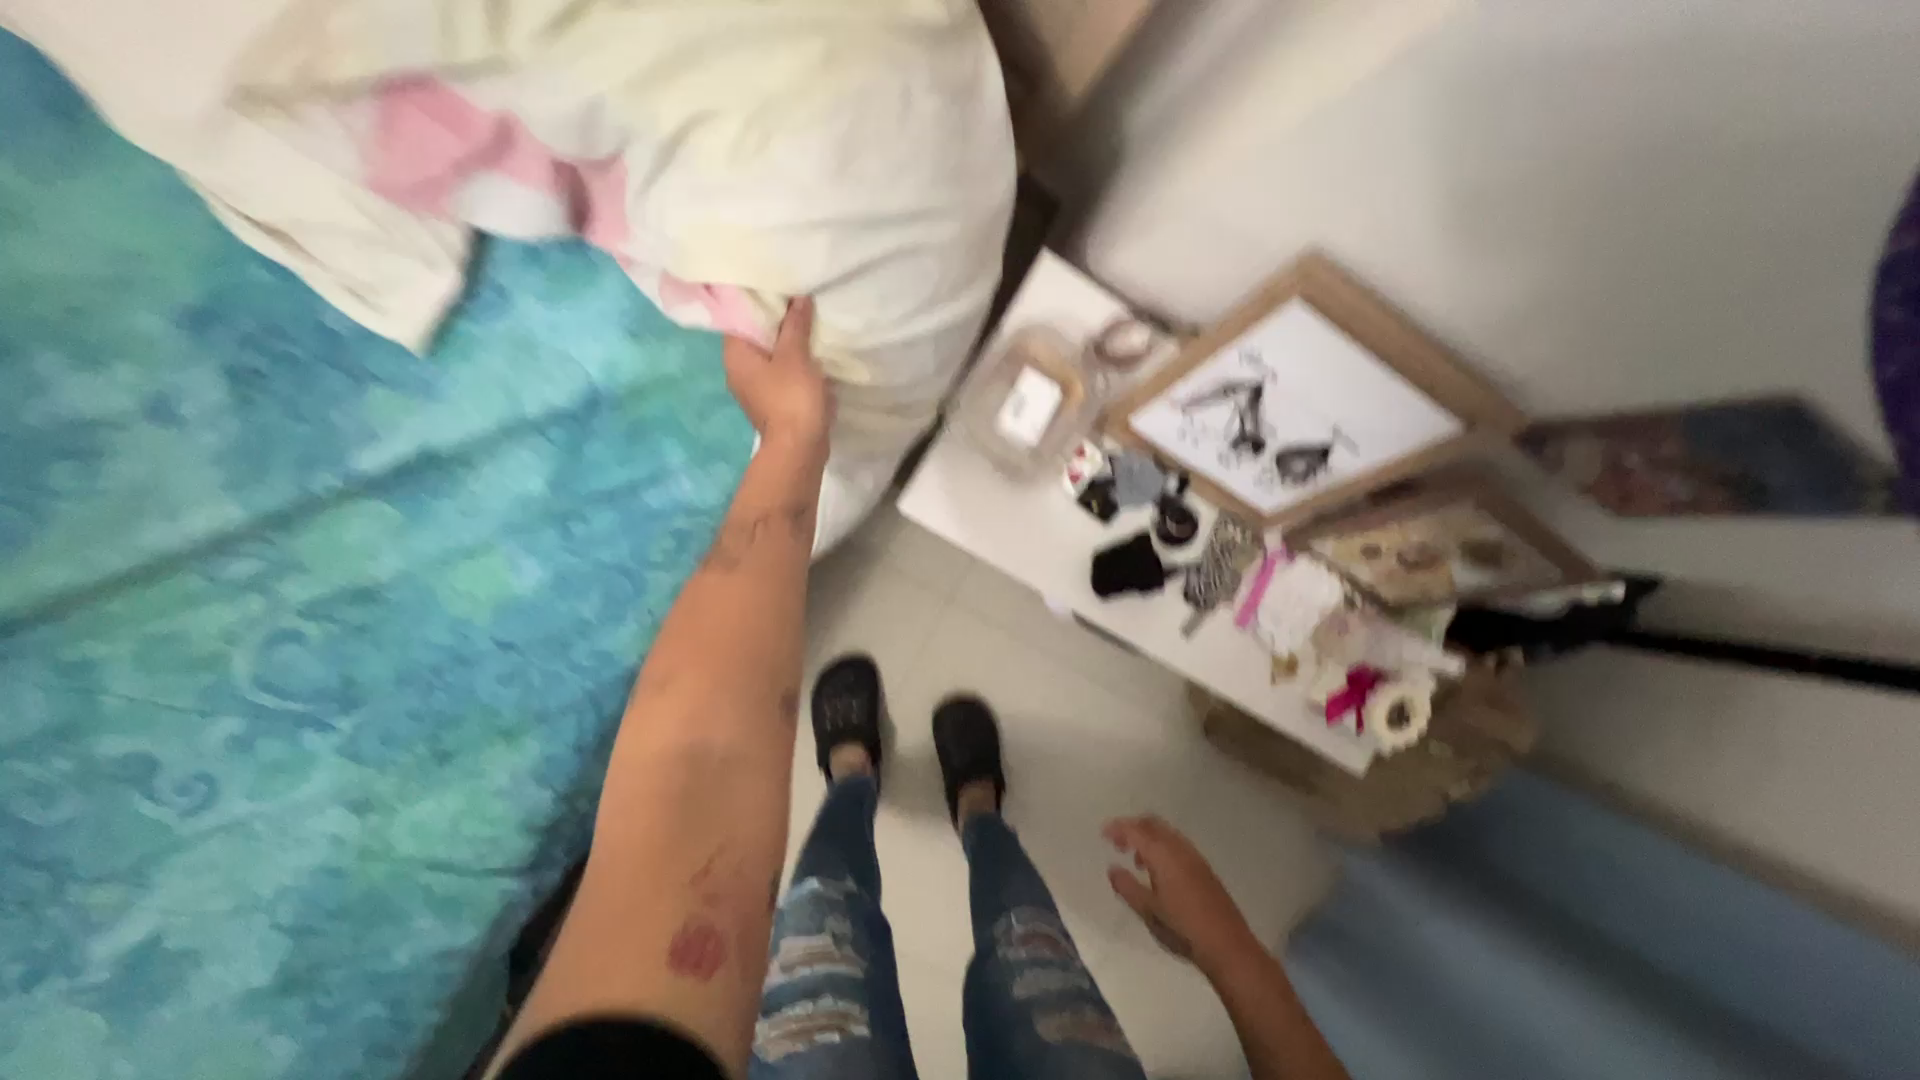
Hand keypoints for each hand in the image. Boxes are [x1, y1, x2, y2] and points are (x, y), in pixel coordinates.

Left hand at [723, 297, 831, 450]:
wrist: (799, 449)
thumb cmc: (791, 398)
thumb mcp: (795, 355)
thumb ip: (795, 325)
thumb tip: (799, 298)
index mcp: (735, 355)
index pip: (738, 316)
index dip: (757, 300)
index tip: (777, 287)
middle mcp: (738, 370)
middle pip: (755, 335)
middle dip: (776, 320)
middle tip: (797, 299)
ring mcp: (755, 389)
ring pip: (769, 355)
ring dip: (787, 343)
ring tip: (807, 322)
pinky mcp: (772, 402)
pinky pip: (781, 373)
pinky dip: (793, 362)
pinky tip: (811, 353)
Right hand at [1105, 815, 1258, 970]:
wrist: (1227, 945)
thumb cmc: (1182, 928)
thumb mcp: (1147, 911)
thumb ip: (1127, 887)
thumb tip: (1112, 868)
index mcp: (1163, 855)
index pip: (1136, 830)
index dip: (1118, 828)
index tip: (1103, 833)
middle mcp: (1180, 849)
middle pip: (1153, 823)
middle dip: (1133, 827)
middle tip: (1117, 843)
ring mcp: (1195, 857)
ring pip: (1167, 833)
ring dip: (1149, 837)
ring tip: (1137, 860)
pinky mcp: (1205, 869)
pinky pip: (1178, 844)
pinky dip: (1162, 846)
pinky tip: (1160, 872)